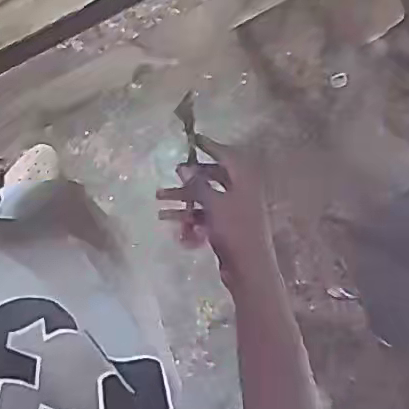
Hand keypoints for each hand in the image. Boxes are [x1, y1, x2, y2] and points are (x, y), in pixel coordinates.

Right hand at [157, 134, 277, 288]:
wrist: (249, 269)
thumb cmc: (235, 231)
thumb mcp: (214, 204)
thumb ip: (198, 185)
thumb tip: (184, 168)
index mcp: (244, 181)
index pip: (226, 156)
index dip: (210, 146)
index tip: (194, 139)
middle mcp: (240, 192)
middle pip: (213, 177)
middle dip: (190, 176)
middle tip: (173, 172)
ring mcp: (233, 210)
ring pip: (205, 197)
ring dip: (183, 197)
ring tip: (159, 198)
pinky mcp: (226, 227)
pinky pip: (205, 214)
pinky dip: (189, 215)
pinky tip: (168, 218)